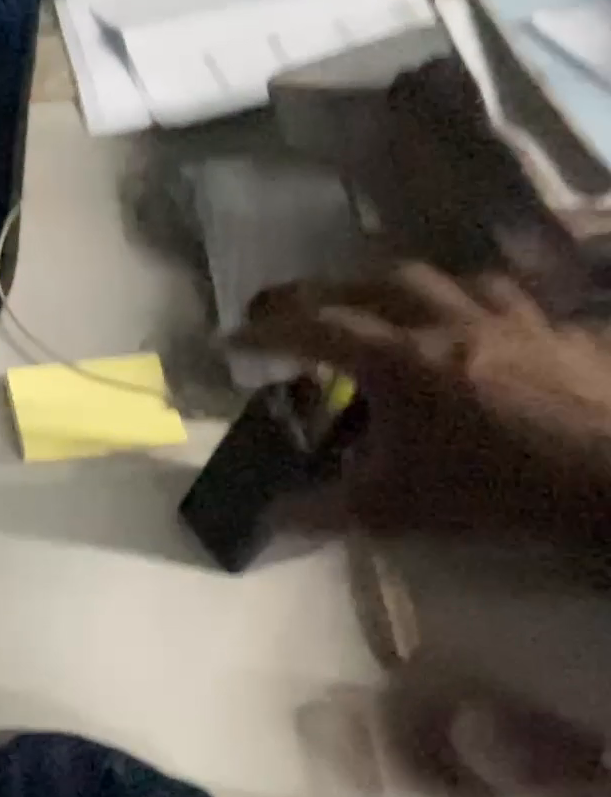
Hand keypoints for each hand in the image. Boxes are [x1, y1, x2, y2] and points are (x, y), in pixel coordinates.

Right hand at [236, 262, 610, 543]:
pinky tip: (474, 327)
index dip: (265, 331)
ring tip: (381, 305)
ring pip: (452, 280)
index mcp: (400, 362)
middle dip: (327, 291)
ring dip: (404, 288)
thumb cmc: (494, 489)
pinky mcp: (566, 337)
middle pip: (380, 283)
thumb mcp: (388, 508)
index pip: (315, 330)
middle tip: (294, 306)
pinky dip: (479, 306)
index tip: (230, 337)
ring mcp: (516, 326)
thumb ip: (319, 508)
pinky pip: (515, 303)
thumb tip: (266, 517)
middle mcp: (452, 328)